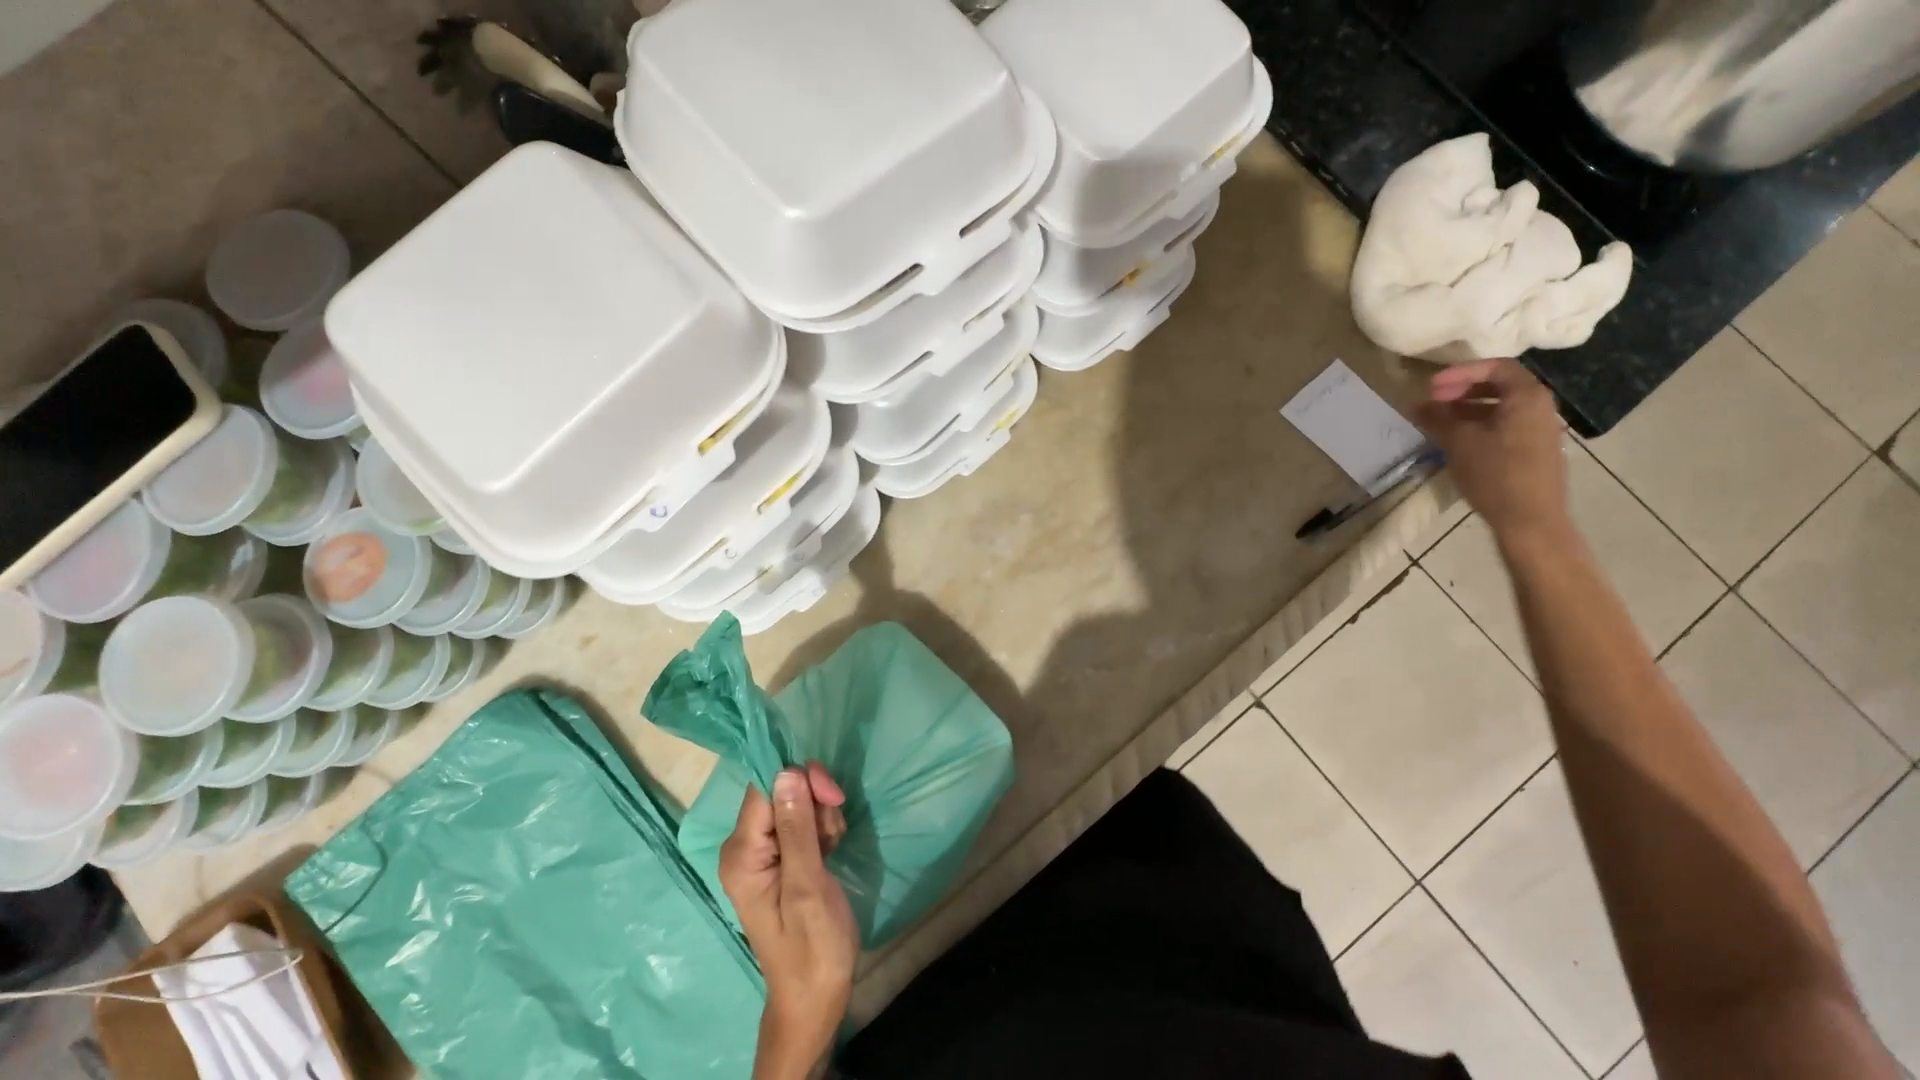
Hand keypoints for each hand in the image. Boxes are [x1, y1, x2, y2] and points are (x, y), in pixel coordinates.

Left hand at [720, 763, 855, 1079]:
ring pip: (795, 804)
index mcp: (741, 854)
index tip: (833, 797)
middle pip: (780, 792)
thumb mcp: (808, 888)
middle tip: (836, 831)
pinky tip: (830, 851)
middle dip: (814, 801)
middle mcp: (744, 848)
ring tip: (832, 850)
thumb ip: (797, 830)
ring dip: (822, 816)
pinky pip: (801, 822)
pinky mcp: (780, 858)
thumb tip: (788, 773)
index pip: (765, 789)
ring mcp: (761, 853)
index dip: (800, 782)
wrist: (815, 997)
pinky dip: (821, 829)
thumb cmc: (813, 948)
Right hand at [1414, 358, 1569, 545]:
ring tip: (1440, 421)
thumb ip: (1438, 418)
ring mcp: (1541, 429)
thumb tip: (1417, 404)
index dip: (1460, 372)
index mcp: (1527, 397)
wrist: (1531, 521)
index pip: (1495, 366)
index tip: (1432, 387)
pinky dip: (1481, 424)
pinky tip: (1459, 440)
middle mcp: (1540, 406)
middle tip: (1434, 401)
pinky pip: (1506, 425)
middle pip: (1500, 384)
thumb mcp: (1460, 443)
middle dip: (1463, 389)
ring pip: (1502, 407)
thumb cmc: (1496, 476)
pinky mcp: (1536, 450)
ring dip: (1469, 408)